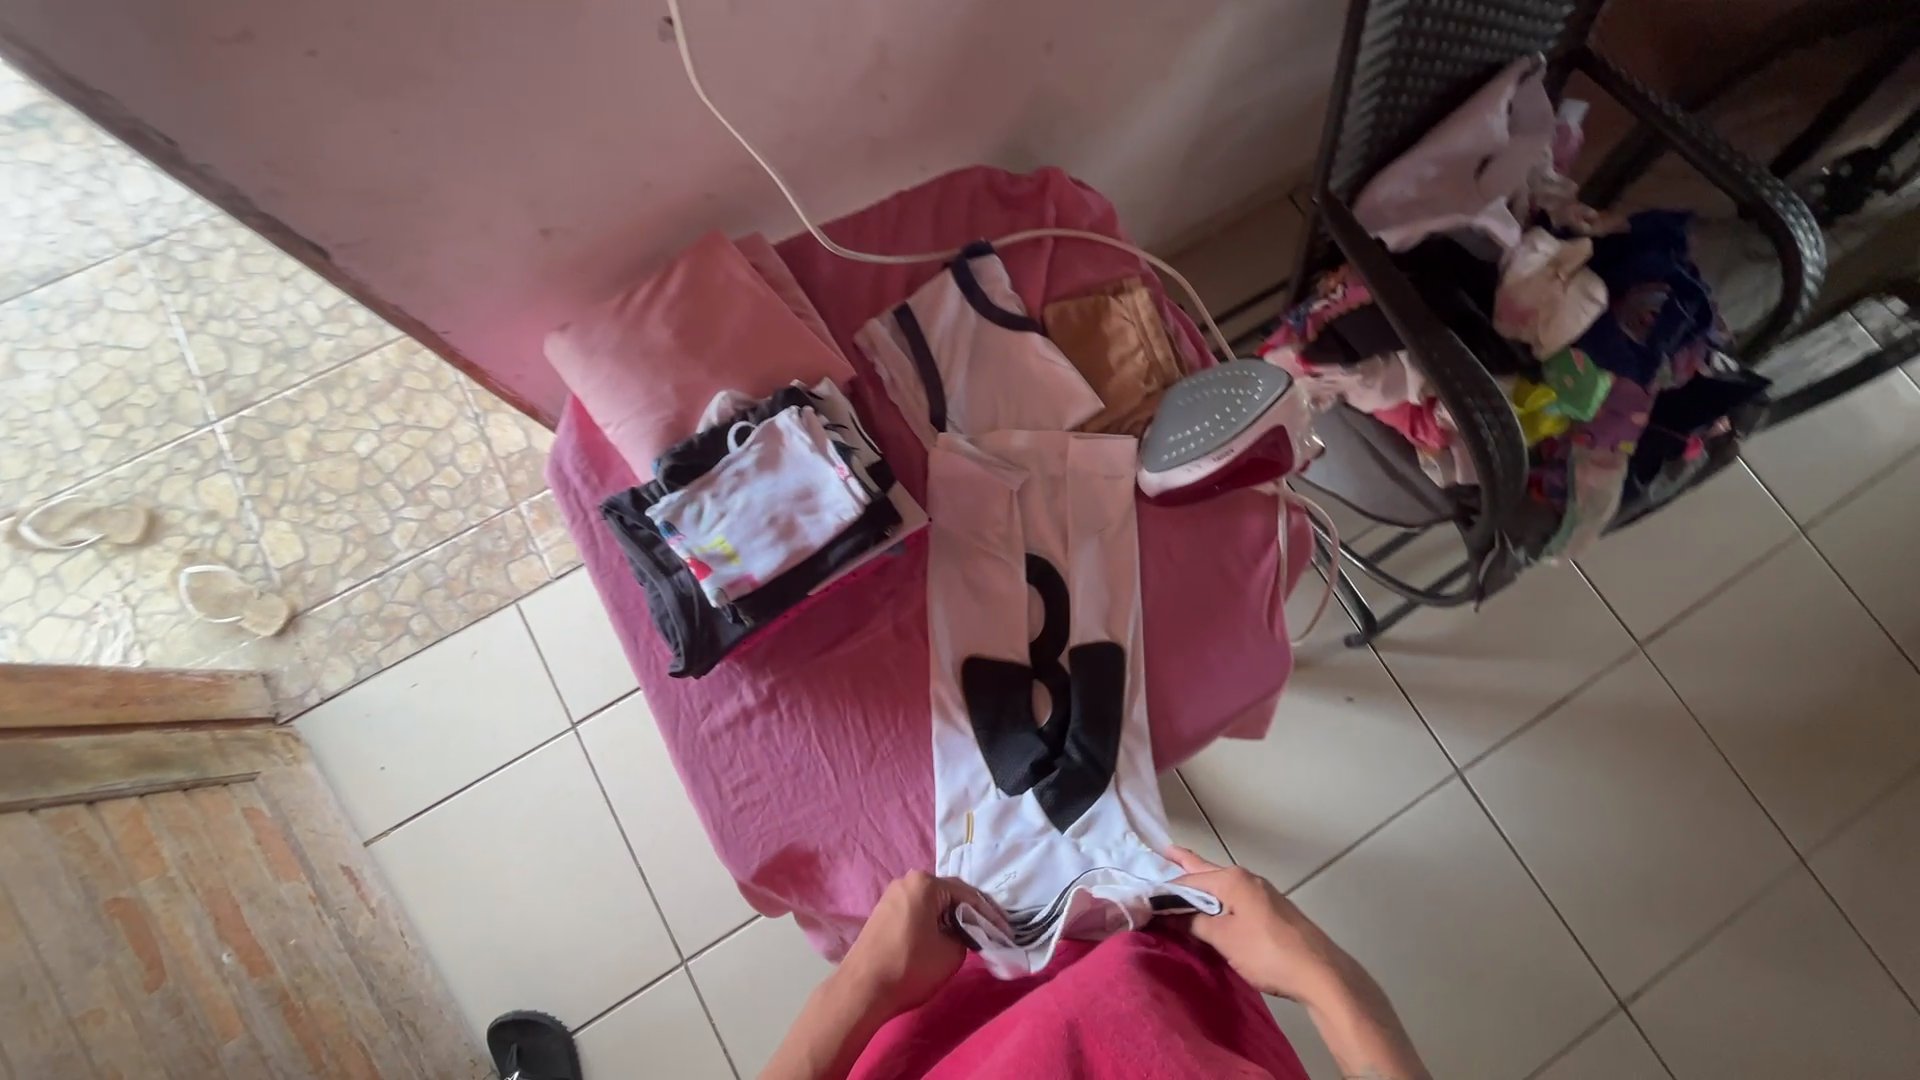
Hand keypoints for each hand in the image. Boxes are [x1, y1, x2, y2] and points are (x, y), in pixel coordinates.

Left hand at [837, 871, 1002, 1016]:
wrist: (862, 989)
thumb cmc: (909, 966)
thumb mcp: (951, 953)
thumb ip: (966, 935)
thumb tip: (963, 932)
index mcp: (925, 883)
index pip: (967, 894)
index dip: (989, 914)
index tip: (1005, 930)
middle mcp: (908, 880)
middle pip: (948, 894)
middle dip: (970, 913)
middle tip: (991, 930)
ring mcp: (893, 895)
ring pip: (932, 903)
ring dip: (951, 917)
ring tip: (971, 935)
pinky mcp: (884, 912)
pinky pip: (917, 910)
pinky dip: (933, 922)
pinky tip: (944, 936)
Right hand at [1168, 846, 1353, 1005]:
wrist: (1321, 973)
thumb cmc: (1267, 952)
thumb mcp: (1224, 939)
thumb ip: (1195, 924)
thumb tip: (1173, 917)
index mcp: (1231, 879)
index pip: (1189, 878)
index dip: (1166, 888)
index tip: (1146, 893)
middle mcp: (1246, 878)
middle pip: (1207, 870)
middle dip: (1186, 864)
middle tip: (1164, 852)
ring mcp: (1262, 893)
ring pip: (1223, 884)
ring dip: (1203, 884)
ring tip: (1184, 882)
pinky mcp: (1272, 910)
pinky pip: (1236, 896)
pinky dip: (1219, 897)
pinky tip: (1214, 907)